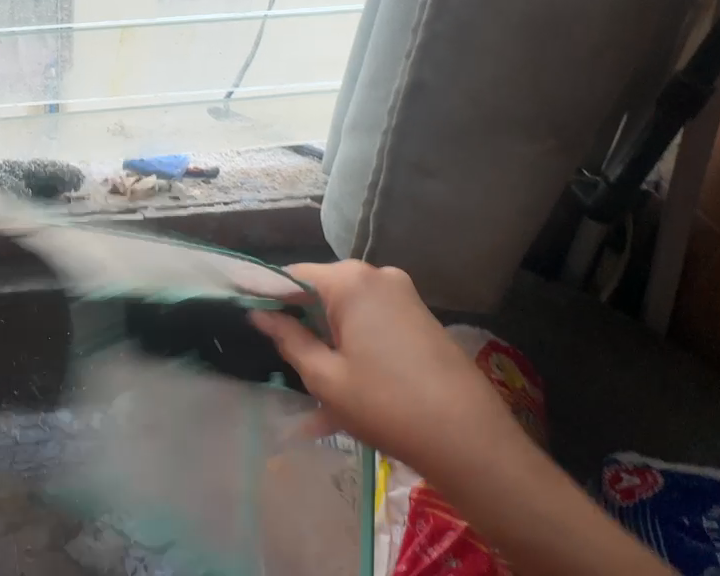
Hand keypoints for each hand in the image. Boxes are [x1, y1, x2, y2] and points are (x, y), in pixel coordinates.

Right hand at [252, 262, 673, 575]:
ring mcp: (404, 295)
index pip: (289, 276)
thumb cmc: (387, 406)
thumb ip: (288, 338)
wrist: (473, 443)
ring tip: (314, 381)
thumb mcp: (325, 377)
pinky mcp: (421, 317)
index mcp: (349, 280)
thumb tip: (259, 315)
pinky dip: (354, 344)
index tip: (246, 321)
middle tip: (282, 358)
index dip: (264, 297)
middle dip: (299, 320)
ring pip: (347, 308)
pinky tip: (348, 383)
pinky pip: (372, 321)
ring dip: (327, 337)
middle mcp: (378, 275)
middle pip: (320, 290)